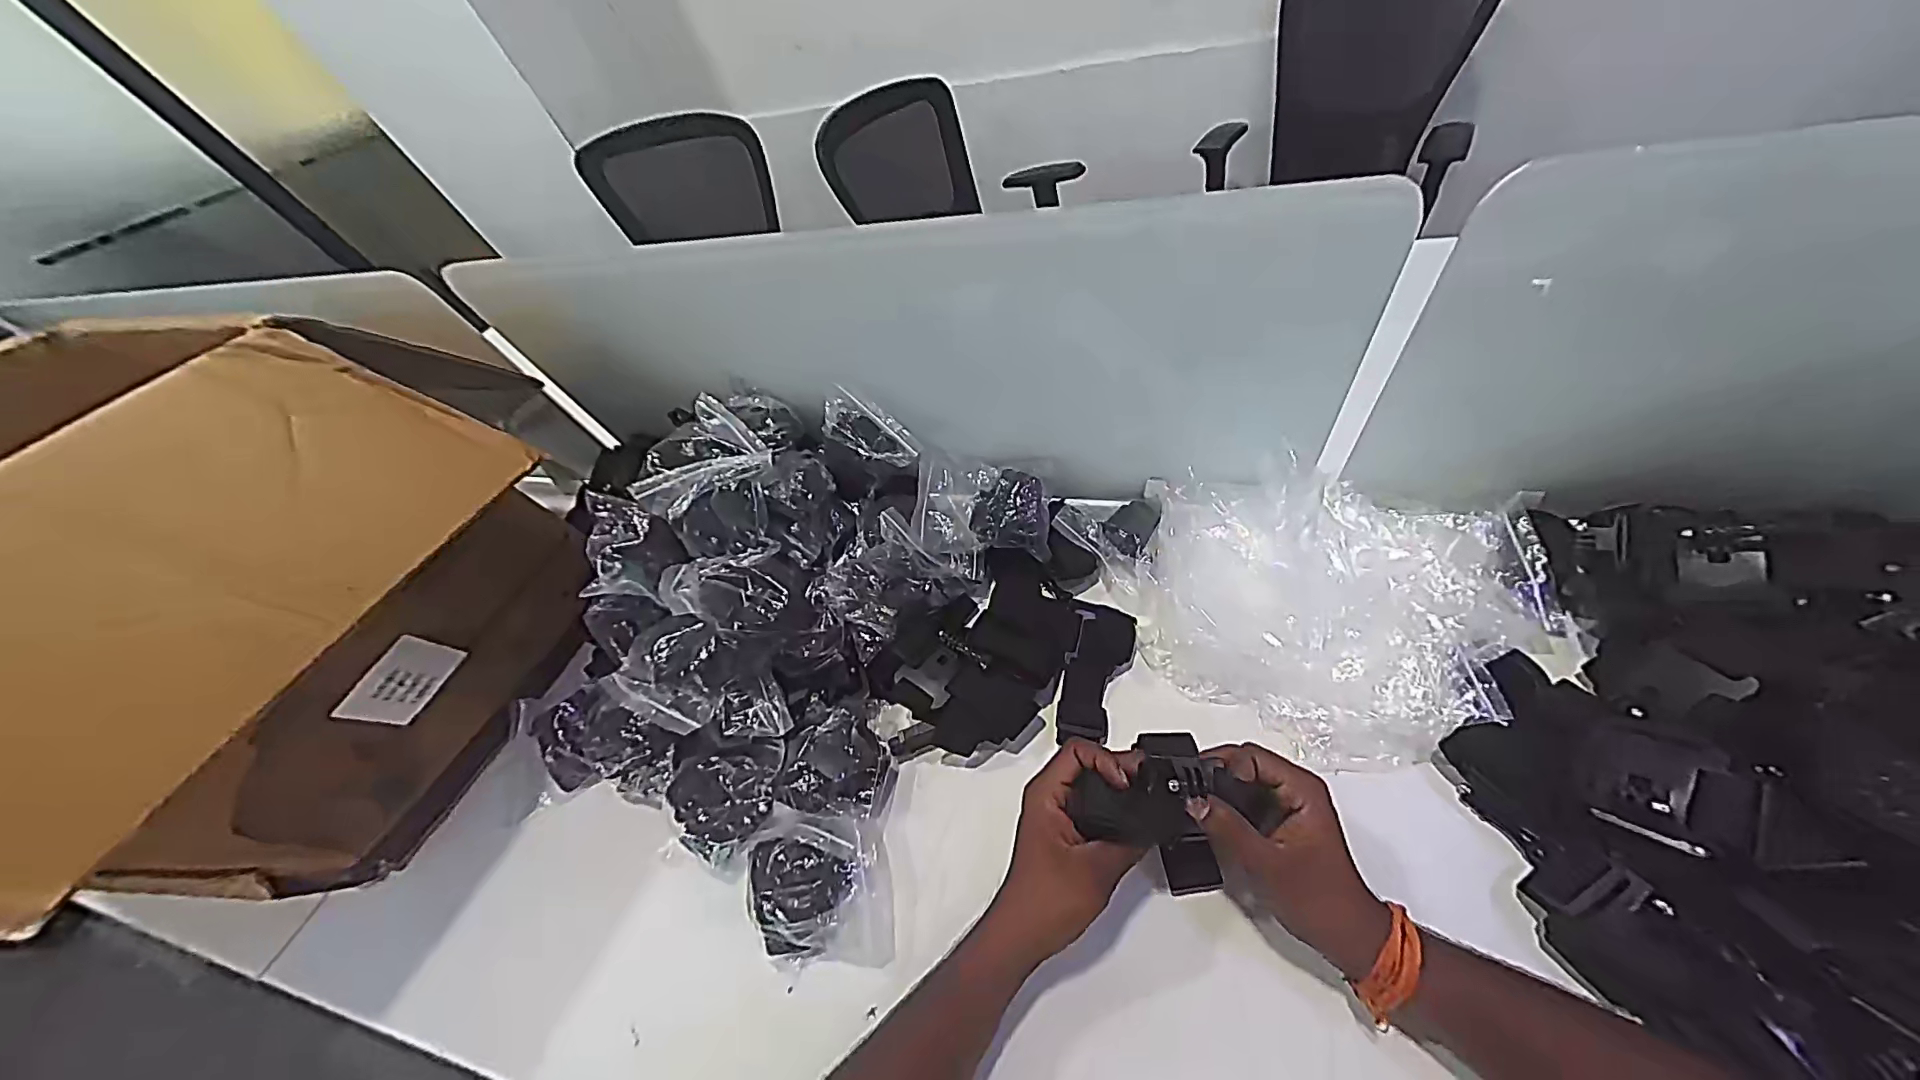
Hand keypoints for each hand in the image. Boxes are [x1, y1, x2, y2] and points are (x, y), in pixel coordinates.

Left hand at [976, 740, 1147, 968]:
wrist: (1024, 934)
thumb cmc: (1041, 903)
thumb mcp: (1097, 869)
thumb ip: (1129, 840)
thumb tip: (1149, 823)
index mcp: (1044, 795)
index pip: (1078, 750)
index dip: (1108, 759)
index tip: (1126, 782)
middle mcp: (1046, 798)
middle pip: (1085, 761)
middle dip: (1118, 768)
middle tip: (1143, 783)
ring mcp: (1054, 813)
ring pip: (1089, 782)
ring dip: (1115, 787)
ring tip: (1140, 798)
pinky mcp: (1063, 830)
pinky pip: (1090, 804)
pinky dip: (1111, 806)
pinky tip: (1129, 820)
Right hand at [1190, 742, 1391, 979]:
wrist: (1346, 936)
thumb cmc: (1324, 902)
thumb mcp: (1265, 863)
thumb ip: (1226, 827)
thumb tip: (1197, 802)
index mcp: (1303, 790)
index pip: (1250, 755)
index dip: (1220, 765)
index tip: (1199, 784)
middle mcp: (1297, 792)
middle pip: (1245, 765)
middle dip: (1216, 778)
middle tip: (1194, 795)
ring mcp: (1288, 806)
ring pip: (1243, 784)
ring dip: (1222, 796)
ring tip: (1205, 813)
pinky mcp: (1280, 822)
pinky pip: (1246, 804)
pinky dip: (1229, 811)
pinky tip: (1219, 827)